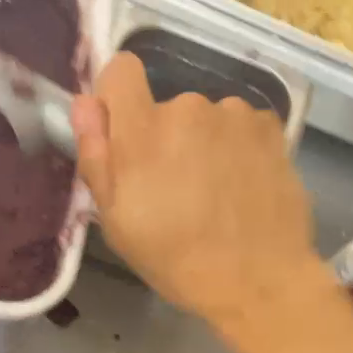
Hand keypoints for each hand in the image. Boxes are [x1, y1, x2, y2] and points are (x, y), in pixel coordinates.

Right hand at [71, 54, 352, 352]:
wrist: (257, 279)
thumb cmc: (177, 262)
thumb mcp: (118, 225)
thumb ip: (97, 160)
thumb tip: (85, 107)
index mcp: (142, 133)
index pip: (119, 73)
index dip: (115, 101)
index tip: (122, 139)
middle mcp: (187, 108)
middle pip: (163, 109)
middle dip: (161, 142)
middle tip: (171, 196)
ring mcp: (232, 114)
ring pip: (202, 121)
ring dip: (200, 149)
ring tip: (210, 199)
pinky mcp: (267, 126)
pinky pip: (237, 128)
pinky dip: (234, 151)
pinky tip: (238, 191)